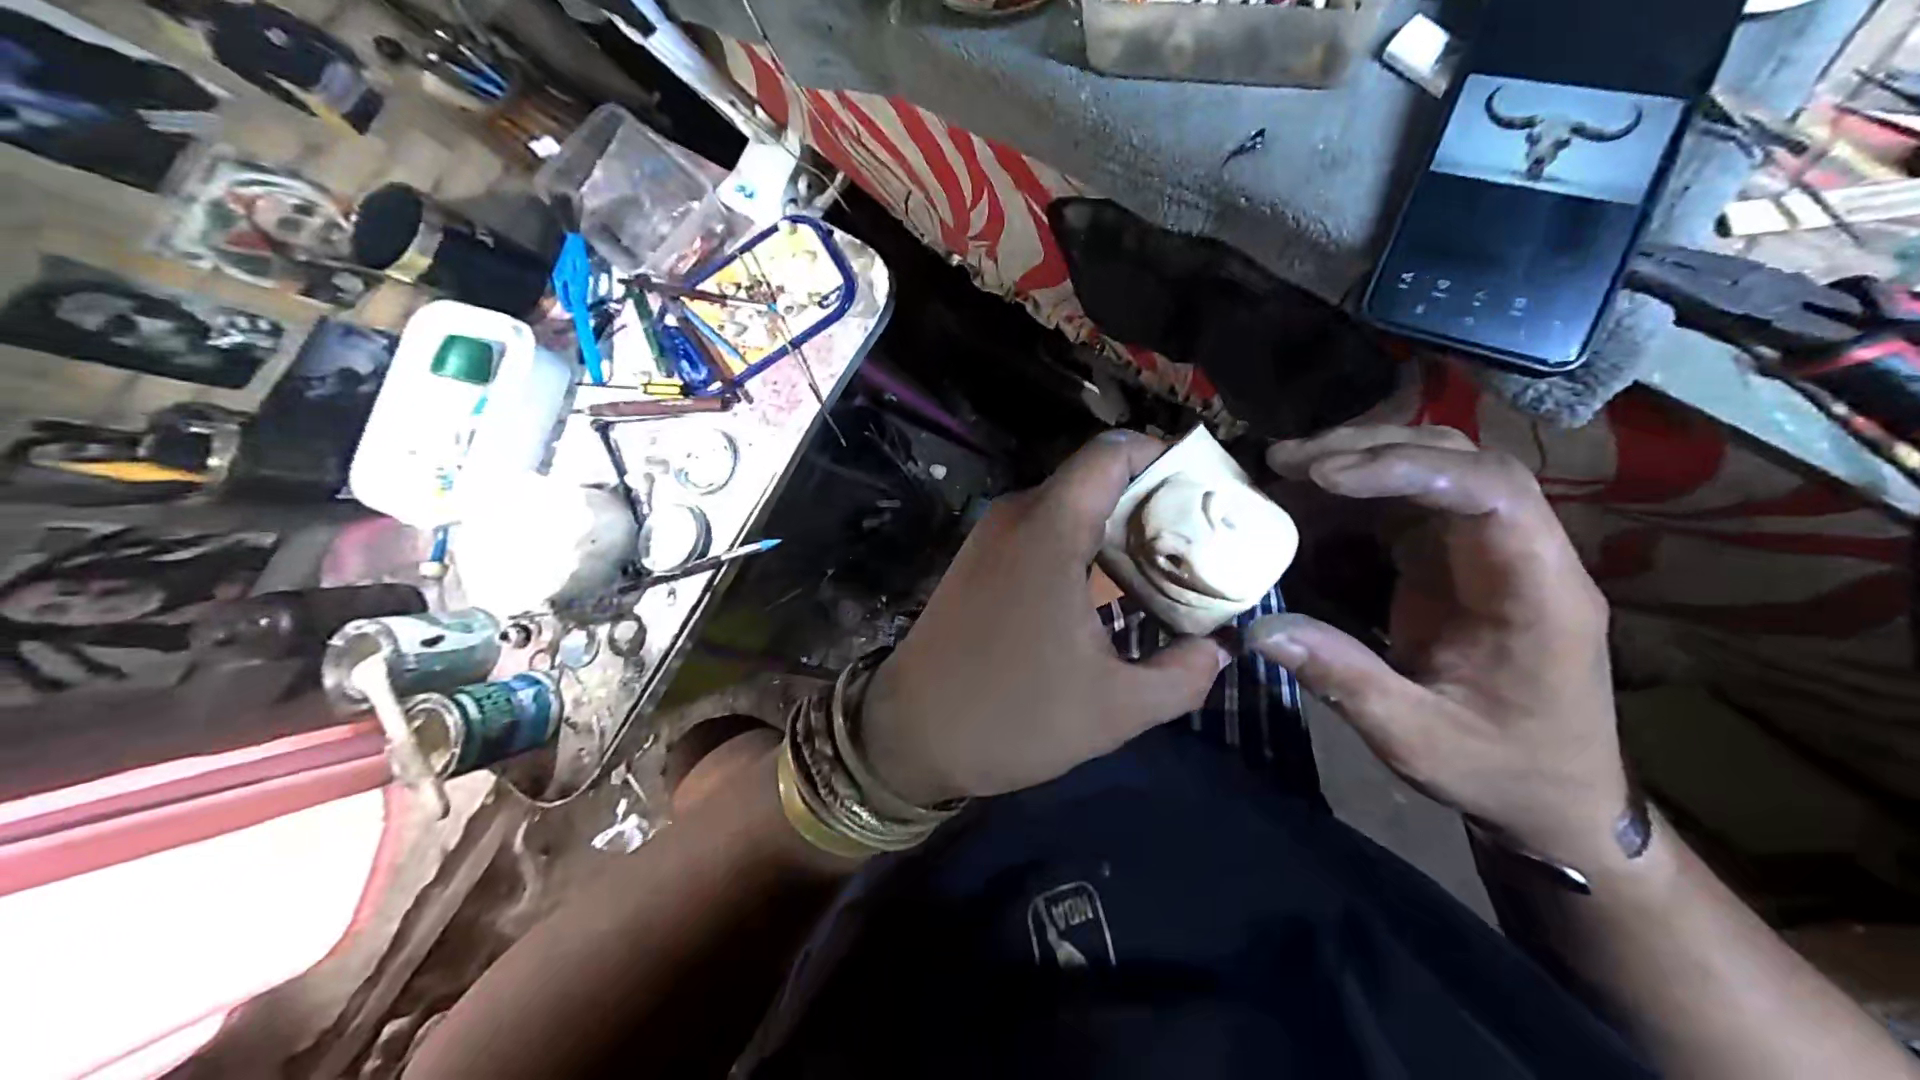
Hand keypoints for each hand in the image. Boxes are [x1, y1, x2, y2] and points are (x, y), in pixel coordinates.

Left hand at [860, 430, 1232, 804]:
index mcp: (1050, 530)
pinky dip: (1081, 543)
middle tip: (1200, 541)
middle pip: (1096, 477)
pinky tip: (1108, 589)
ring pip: (1068, 504)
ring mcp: (990, 536)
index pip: (1113, 452)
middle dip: (1152, 500)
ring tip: (1164, 568)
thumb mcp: (1116, 708)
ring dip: (1116, 526)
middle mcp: (1016, 515)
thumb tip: (1219, 649)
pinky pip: (1041, 529)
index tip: (1208, 494)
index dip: (1165, 458)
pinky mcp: (978, 560)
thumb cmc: (1012, 717)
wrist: (910, 736)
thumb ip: (1183, 674)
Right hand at [1254, 425, 1628, 867]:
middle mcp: (1514, 550)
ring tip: (1275, 478)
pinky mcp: (1448, 559)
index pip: (1488, 491)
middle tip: (1280, 463)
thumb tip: (1258, 627)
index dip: (1404, 467)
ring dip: (1347, 465)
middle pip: (1453, 459)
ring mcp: (1480, 550)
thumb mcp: (1416, 740)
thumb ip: (1343, 678)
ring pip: (1422, 469)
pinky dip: (1341, 502)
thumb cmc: (1502, 769)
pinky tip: (1296, 514)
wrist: (1550, 794)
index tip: (1321, 476)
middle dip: (1363, 449)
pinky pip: (1395, 507)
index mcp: (1534, 590)